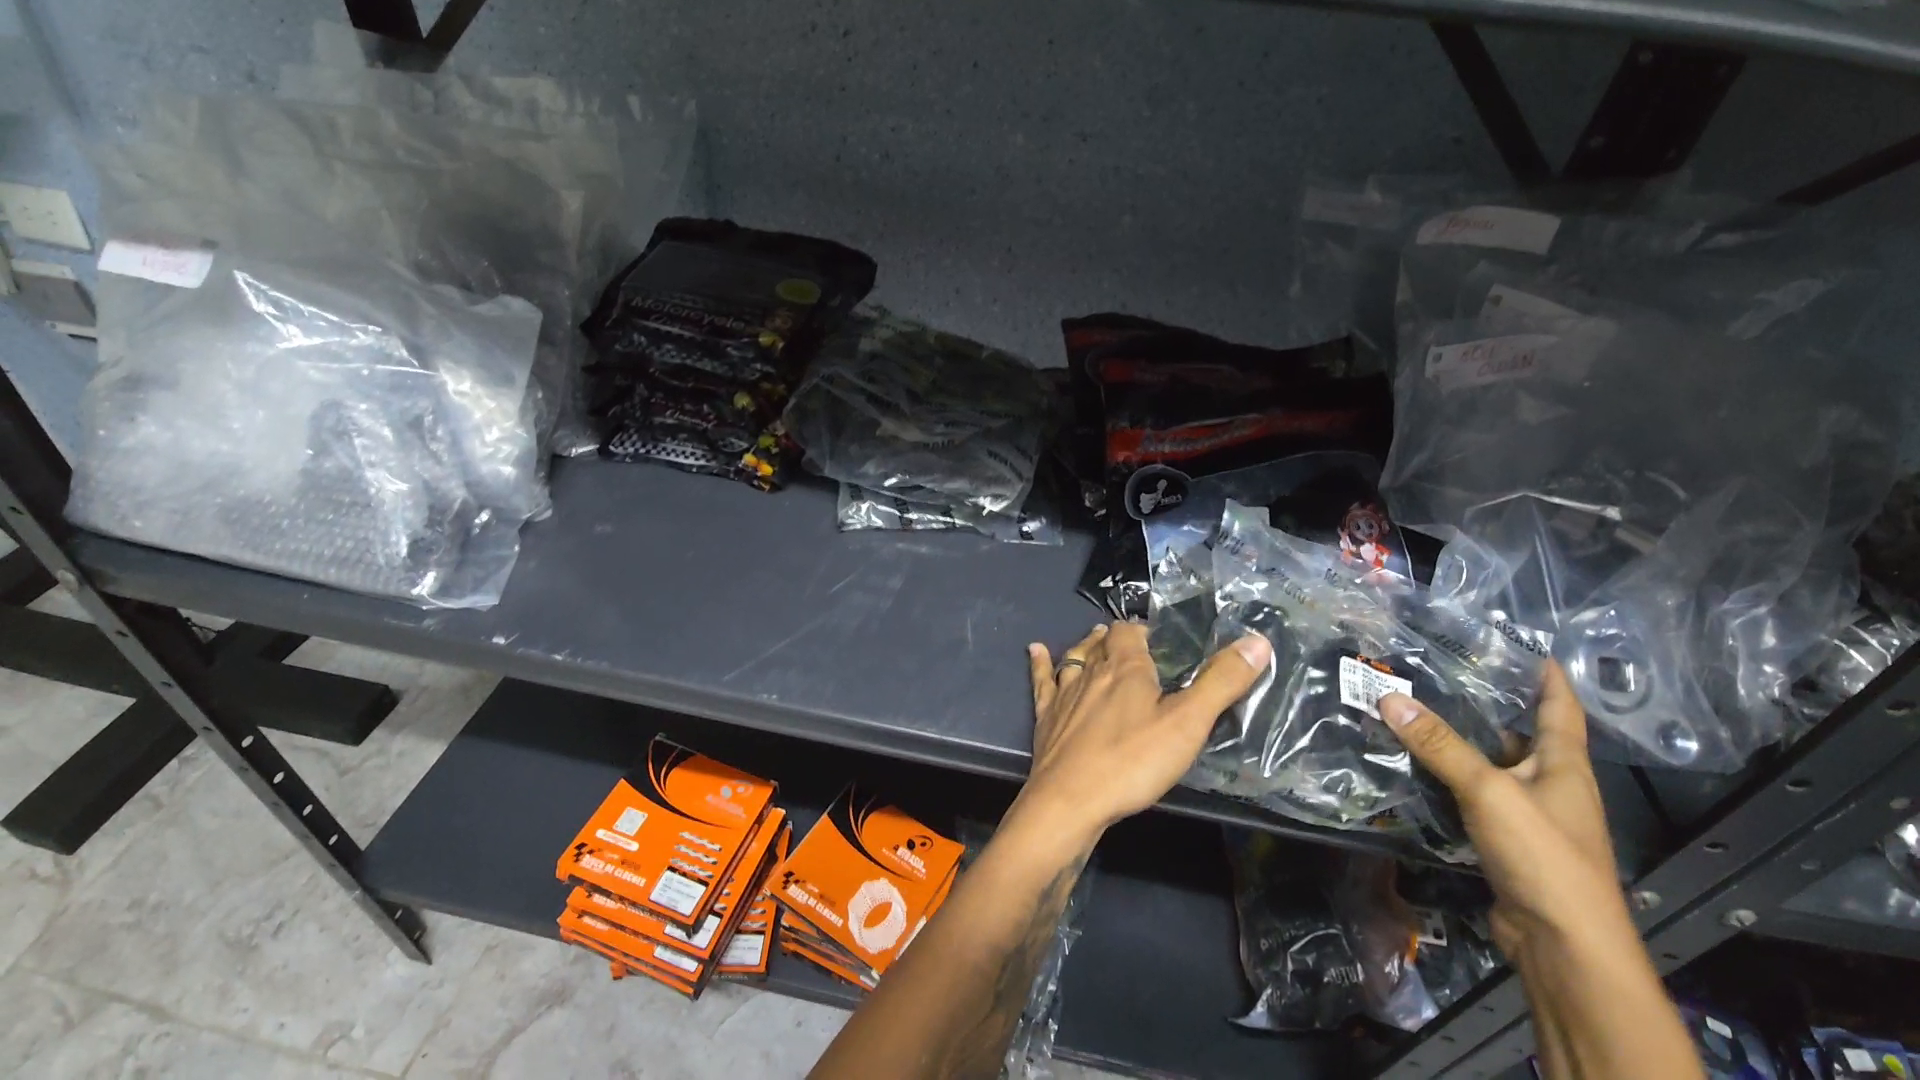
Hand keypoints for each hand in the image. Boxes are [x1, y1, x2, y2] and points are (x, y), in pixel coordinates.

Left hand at [1020, 622, 1270, 845]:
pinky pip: (1042, 682)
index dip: (1142, 630)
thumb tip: (1258, 640)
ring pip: (1074, 660)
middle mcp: (1091, 674)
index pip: (1129, 632)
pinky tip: (1035, 650)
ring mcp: (1065, 696)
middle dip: (1117, 639)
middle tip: (1132, 642)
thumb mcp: (1188, 723)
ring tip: (1093, 639)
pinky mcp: (1045, 719)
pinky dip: (1040, 664)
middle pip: (1102, 645)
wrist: (1069, 802)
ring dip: (1085, 647)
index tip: (1158, 638)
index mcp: (1126, 669)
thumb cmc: (1132, 762)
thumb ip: (1221, 682)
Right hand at [1378, 661, 1630, 959]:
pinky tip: (1418, 771)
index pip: (1560, 705)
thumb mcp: (1489, 791)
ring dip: (1463, 745)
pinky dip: (1451, 782)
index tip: (1518, 645)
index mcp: (1564, 764)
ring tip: (1419, 713)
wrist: (1563, 943)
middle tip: (1442, 673)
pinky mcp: (1508, 843)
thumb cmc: (1542, 855)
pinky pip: (1476, 799)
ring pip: (1494, 767)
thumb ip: (1440, 746)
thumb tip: (1390, 698)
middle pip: (1523, 734)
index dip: (1545, 674)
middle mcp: (1552, 784)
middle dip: (1489, 704)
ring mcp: (1531, 816)